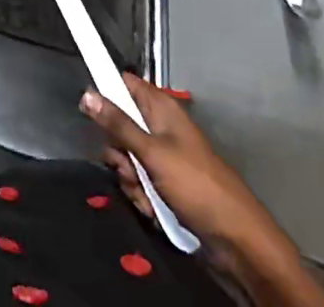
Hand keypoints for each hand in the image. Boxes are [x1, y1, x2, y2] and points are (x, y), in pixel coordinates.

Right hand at [79, 75, 291, 260]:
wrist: (237, 240)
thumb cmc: (197, 186)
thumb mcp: (152, 153)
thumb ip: (117, 124)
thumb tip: (86, 93)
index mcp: (161, 109)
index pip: (123, 82)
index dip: (104, 89)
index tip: (88, 106)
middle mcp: (160, 126)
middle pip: (117, 123)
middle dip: (116, 149)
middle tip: (128, 165)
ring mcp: (162, 155)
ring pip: (124, 155)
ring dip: (128, 176)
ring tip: (145, 192)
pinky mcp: (164, 180)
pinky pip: (136, 177)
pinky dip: (139, 192)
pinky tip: (153, 205)